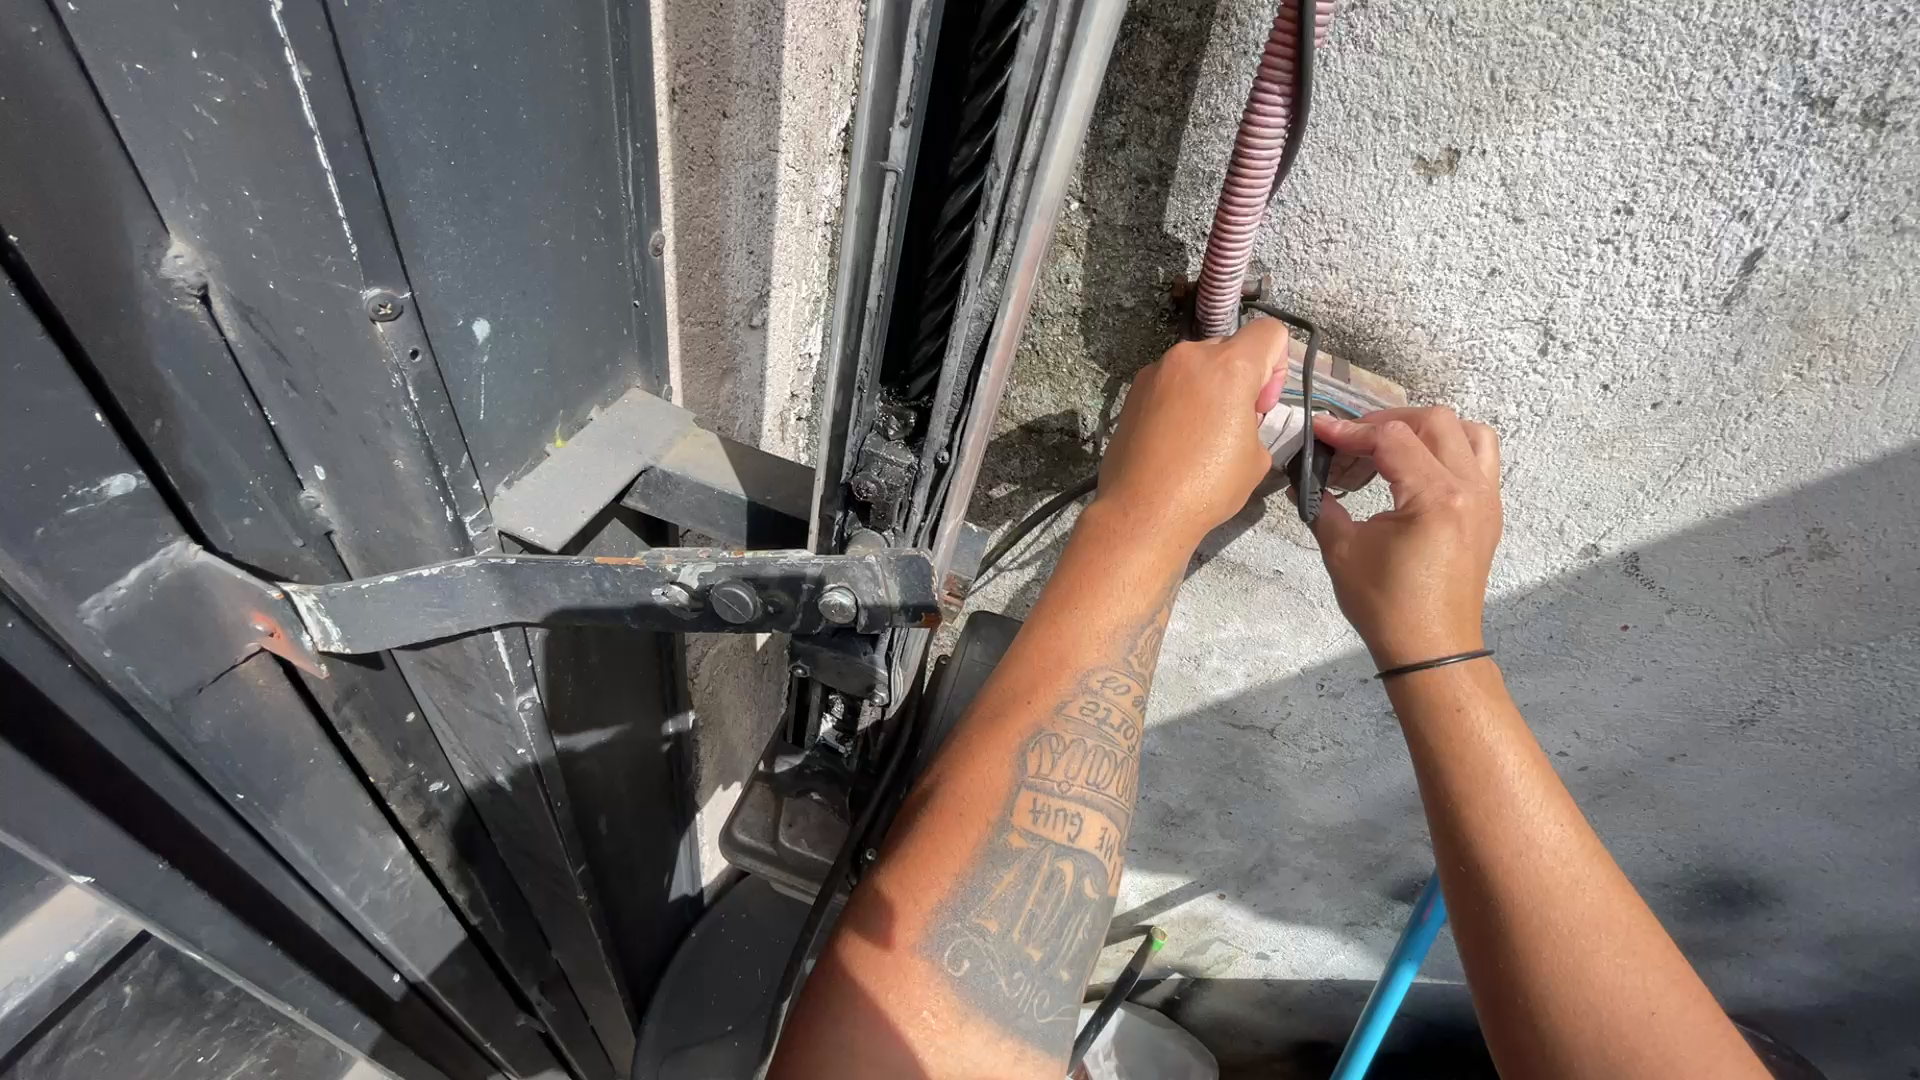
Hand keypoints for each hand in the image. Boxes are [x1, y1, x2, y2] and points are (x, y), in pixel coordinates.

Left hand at [1096, 318, 1290, 550]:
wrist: (1142, 511)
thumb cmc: (1206, 486)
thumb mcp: (1256, 457)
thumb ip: (1256, 422)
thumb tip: (1241, 420)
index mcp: (1228, 366)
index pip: (1270, 332)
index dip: (1277, 367)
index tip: (1261, 405)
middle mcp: (1188, 358)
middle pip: (1228, 348)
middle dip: (1239, 379)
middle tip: (1234, 423)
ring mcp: (1154, 373)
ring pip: (1194, 367)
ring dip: (1206, 390)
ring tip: (1200, 436)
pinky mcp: (1131, 394)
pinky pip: (1167, 385)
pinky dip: (1178, 401)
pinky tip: (1174, 440)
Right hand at [1309, 407, 1502, 668]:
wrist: (1431, 646)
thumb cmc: (1382, 603)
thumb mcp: (1340, 548)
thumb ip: (1322, 503)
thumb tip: (1302, 474)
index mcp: (1434, 497)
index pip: (1391, 439)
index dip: (1349, 430)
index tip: (1318, 431)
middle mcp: (1469, 489)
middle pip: (1434, 421)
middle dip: (1387, 421)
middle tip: (1351, 439)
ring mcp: (1486, 499)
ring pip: (1468, 432)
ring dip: (1426, 429)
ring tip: (1390, 447)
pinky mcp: (1488, 511)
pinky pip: (1480, 458)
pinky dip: (1448, 449)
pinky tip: (1414, 470)